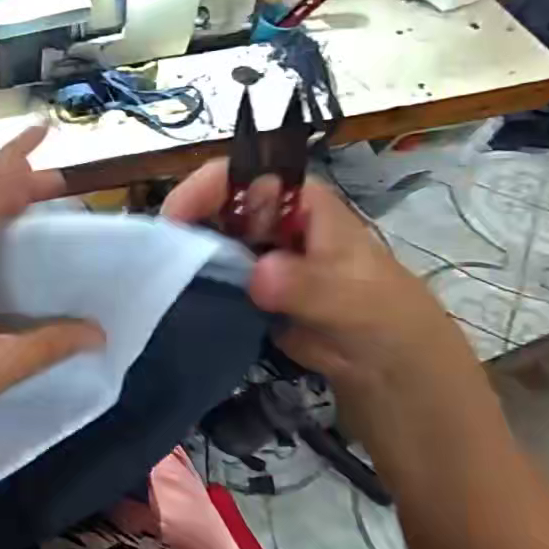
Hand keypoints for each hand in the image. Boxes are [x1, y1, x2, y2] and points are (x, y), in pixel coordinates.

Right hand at [162, 160, 482, 401]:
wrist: (391, 373)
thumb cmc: (385, 320)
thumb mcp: (354, 299)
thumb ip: (308, 284)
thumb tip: (259, 275)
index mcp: (301, 202)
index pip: (244, 175)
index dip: (205, 188)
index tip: (173, 221)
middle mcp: (273, 222)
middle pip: (216, 207)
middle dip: (186, 225)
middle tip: (156, 259)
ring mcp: (259, 257)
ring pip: (209, 243)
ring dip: (186, 259)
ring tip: (159, 281)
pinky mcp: (248, 291)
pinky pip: (213, 280)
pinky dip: (194, 288)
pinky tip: (177, 302)